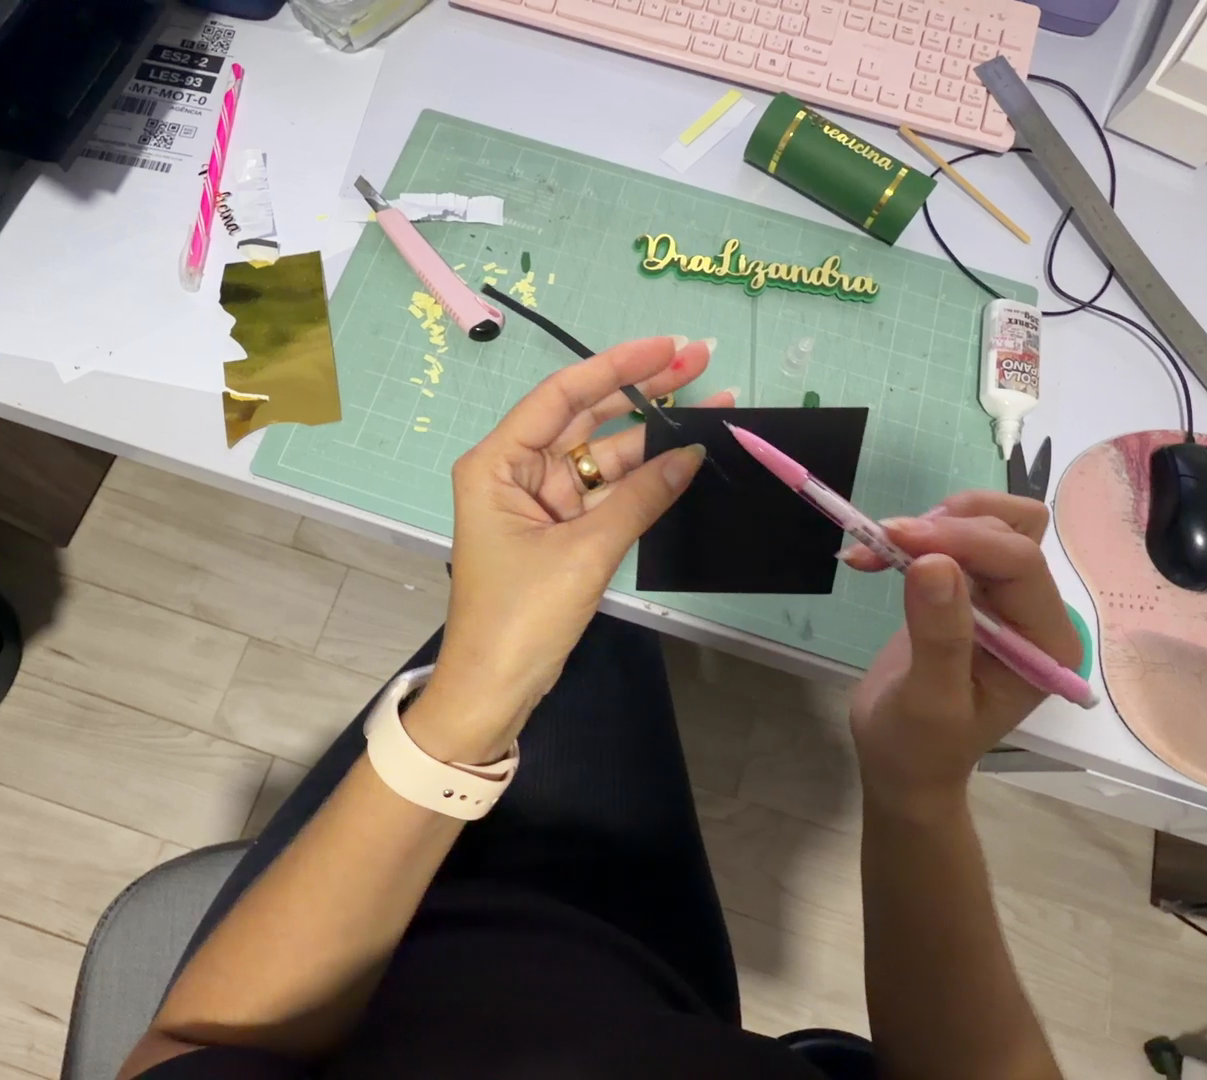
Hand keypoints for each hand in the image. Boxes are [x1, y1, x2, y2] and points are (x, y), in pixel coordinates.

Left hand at [419, 336, 727, 757]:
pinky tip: (683, 457)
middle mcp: (516, 471)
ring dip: (652, 437)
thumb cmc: (522, 616)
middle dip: (641, 390)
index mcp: (498, 462)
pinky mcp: (560, 529)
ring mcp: (541, 501)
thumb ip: (641, 497)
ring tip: (712, 407)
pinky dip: (643, 478)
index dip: (616, 366)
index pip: (561, 395)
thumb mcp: (584, 551)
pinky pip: (606, 492)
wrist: (495, 688)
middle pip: (584, 417)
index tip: (667, 346)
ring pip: (602, 455)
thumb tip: (693, 453)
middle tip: (700, 362)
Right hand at [842, 492, 1080, 812]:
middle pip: (1008, 532)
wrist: (900, 765)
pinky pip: (950, 545)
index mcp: (1045, 641)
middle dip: (945, 527)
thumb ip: (939, 634)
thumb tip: (933, 562)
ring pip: (985, 527)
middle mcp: (1032, 613)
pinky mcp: (963, 596)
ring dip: (932, 524)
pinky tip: (872, 555)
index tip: (893, 536)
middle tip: (881, 539)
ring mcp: (998, 602)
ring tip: (876, 545)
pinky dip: (913, 538)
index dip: (962, 540)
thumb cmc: (919, 747)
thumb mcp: (929, 700)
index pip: (1019, 563)